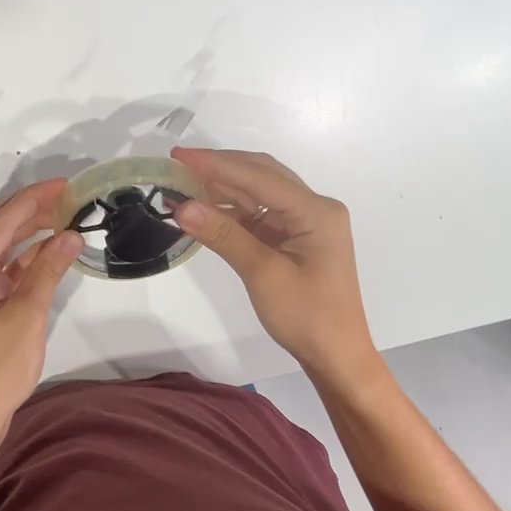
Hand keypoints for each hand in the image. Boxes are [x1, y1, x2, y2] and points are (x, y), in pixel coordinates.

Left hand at [0, 179, 84, 439]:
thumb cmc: (0, 365)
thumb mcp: (28, 314)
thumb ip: (49, 270)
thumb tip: (73, 234)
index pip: (3, 221)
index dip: (34, 199)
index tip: (66, 184)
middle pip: (0, 226)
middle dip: (34, 208)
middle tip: (72, 196)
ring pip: (5, 244)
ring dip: (34, 229)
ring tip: (69, 215)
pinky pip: (8, 264)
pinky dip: (31, 255)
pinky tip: (56, 246)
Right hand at [169, 148, 377, 380]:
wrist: (335, 354)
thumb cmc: (307, 316)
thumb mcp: (262, 274)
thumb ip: (224, 236)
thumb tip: (183, 207)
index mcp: (316, 211)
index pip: (258, 176)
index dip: (216, 164)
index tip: (177, 156)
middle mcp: (313, 208)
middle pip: (260, 174)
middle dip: (218, 168)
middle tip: (175, 166)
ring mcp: (303, 223)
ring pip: (257, 192)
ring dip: (220, 188)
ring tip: (181, 186)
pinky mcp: (292, 238)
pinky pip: (257, 213)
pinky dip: (228, 210)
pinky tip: (201, 210)